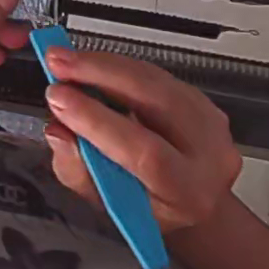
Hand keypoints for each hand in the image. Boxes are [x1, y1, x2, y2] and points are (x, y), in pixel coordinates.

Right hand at [42, 49, 240, 231]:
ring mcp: (210, 121)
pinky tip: (90, 64)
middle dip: (100, 75)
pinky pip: (153, 73)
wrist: (191, 201)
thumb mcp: (106, 206)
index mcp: (187, 191)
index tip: (58, 98)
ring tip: (66, 60)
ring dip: (104, 65)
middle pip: (156, 99)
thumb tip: (58, 130)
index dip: (97, 120)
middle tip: (58, 63)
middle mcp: (209, 153)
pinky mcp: (200, 98)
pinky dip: (117, 66)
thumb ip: (78, 171)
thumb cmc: (148, 209)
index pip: (146, 152)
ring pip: (153, 79)